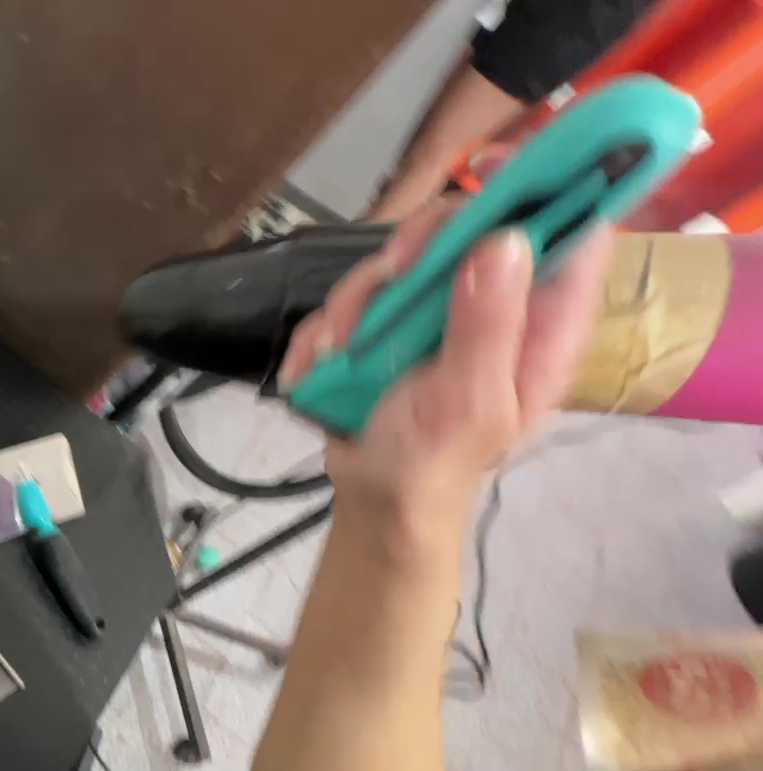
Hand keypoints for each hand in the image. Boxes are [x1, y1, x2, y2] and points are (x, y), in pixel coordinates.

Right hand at [279, 199, 612, 548]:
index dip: (540, 186)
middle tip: (385, 282)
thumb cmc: (434, 459)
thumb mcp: (468, 398)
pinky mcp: (374, 336)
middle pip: (454, 236)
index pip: (564, 227)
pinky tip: (310, 373)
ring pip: (384, 272)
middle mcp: (485, 306)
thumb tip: (499, 239)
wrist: (374, 497)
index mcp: (538, 319)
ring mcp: (425, 320)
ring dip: (345, 311)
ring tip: (333, 357)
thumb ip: (487, 324)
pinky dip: (315, 340)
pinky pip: (338, 311)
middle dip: (405, 258)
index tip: (489, 168)